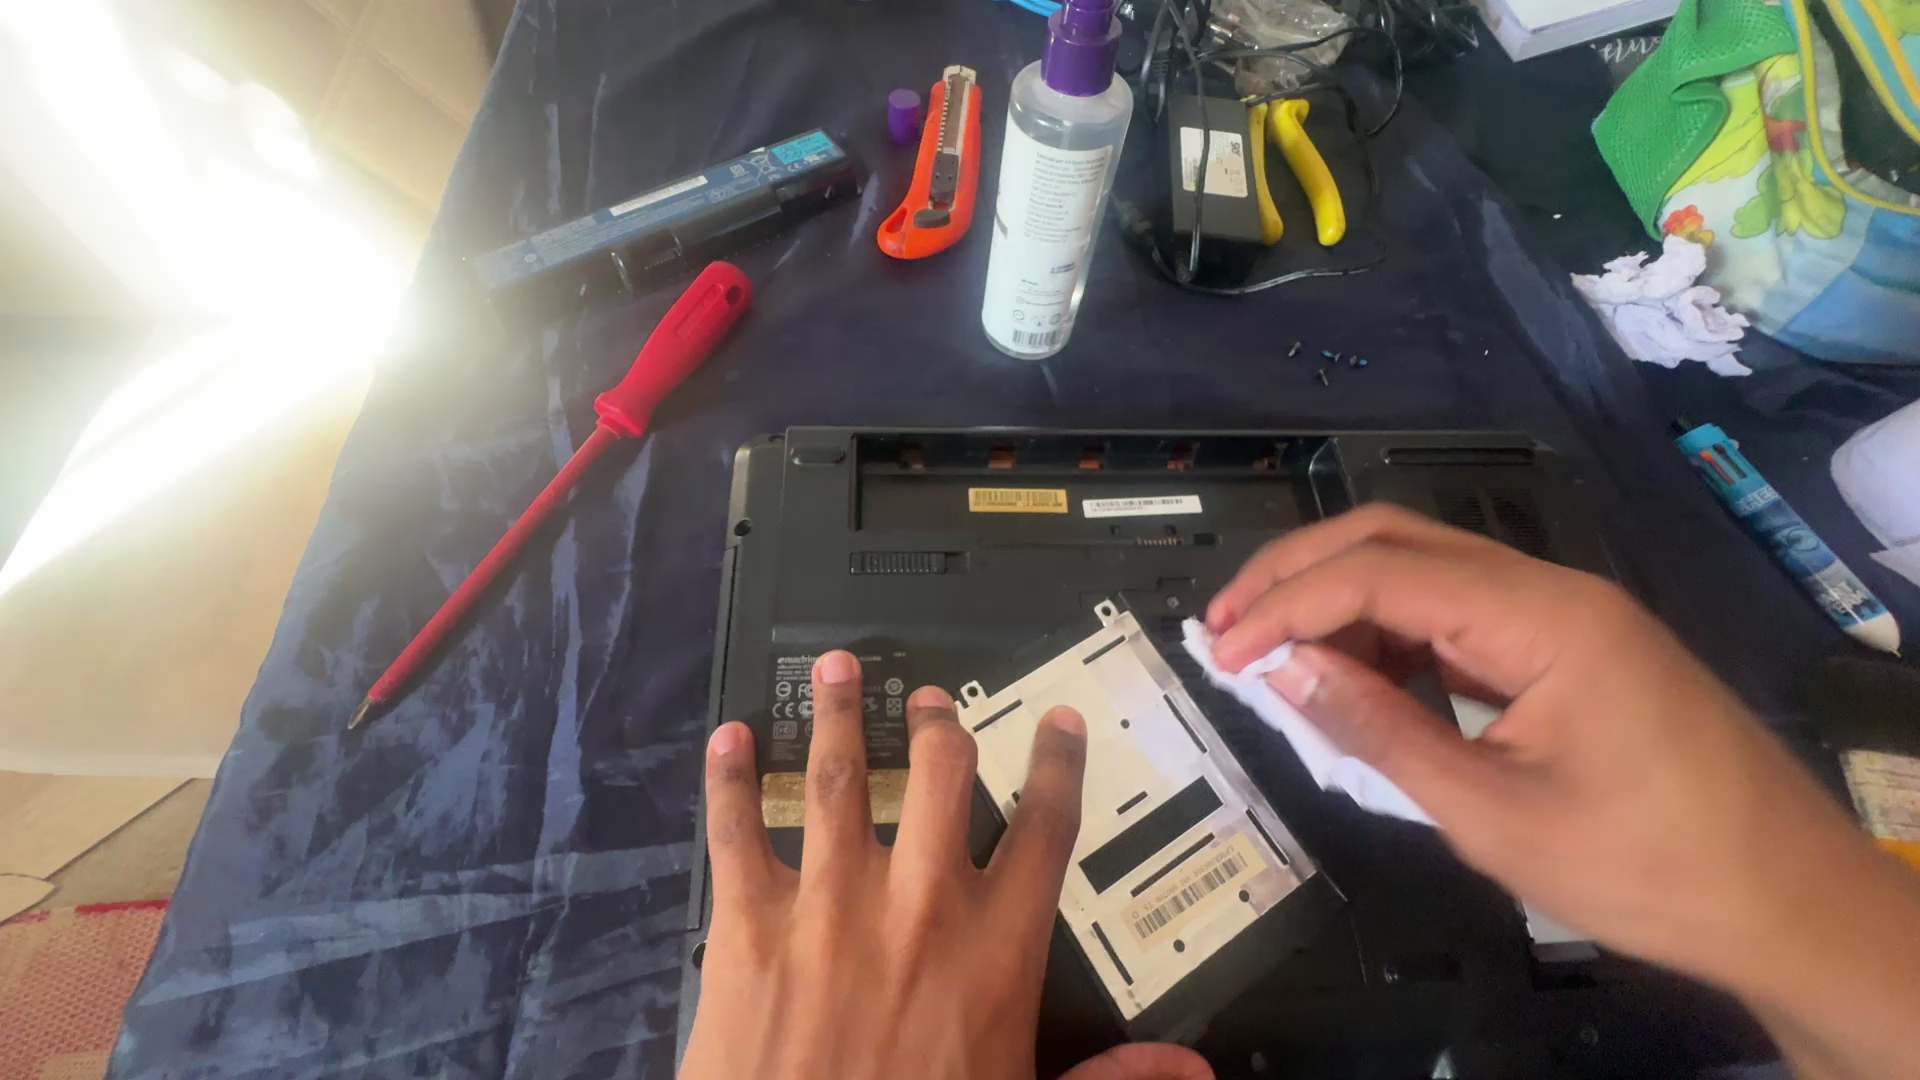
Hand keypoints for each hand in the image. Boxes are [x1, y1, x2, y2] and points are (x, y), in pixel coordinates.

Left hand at [680, 650, 1213, 1079]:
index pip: (1045, 832)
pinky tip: (730, 738)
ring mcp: (827, 907)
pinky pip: (736, 834)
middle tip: (929, 698)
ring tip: (838, 667)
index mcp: (991, 949)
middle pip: (937, 777)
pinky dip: (730, 781)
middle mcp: (916, 905)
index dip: (1059, 767)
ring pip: (837, 780)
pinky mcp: (749, 928)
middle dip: (936, 727)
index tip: (1059, 722)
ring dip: (838, 716)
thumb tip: (1194, 1072)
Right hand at [1204, 505, 1919, 1079]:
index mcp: (1542, 618)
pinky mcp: (1543, 639)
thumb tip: (1280, 669)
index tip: (1223, 652)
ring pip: (1406, 563)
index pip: (1378, 574)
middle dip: (1291, 572)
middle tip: (1224, 622)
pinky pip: (1435, 609)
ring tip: (1263, 648)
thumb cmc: (1652, 872)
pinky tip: (1337, 672)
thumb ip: (1375, 729)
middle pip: (1386, 536)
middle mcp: (1541, 588)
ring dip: (1324, 597)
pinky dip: (1370, 632)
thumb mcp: (1491, 814)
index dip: (1285, 606)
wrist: (1797, 911)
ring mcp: (1545, 609)